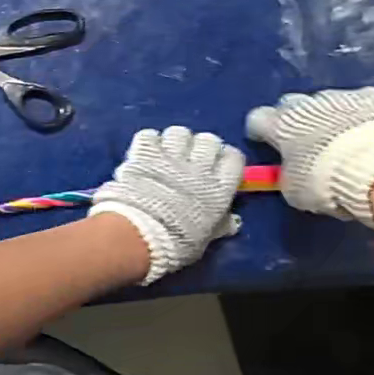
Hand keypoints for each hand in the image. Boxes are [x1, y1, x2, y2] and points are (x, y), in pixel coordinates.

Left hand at [89, 127, 244, 284]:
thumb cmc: (176, 241)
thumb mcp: (207, 236)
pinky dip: (147, 141)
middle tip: (187, 157)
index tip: (215, 163)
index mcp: (220, 188)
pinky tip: (144, 151)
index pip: (233, 158)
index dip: (224, 158)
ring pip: (179, 133)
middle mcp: (199, 168)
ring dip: (172, 140)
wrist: (140, 232)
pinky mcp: (143, 154)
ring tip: (164, 152)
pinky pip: (148, 135)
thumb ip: (220, 224)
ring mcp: (170, 158)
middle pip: (208, 140)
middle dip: (198, 145)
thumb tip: (232, 221)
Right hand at [245, 88, 373, 229]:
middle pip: (293, 105)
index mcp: (279, 124)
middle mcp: (306, 105)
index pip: (257, 120)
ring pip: (330, 102)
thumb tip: (292, 173)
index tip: (269, 144)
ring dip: (333, 116)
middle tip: (309, 142)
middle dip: (298, 120)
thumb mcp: (296, 189)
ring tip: (348, 138)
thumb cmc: (329, 181)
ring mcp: (344, 98)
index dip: (262, 132)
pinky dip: (368, 114)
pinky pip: (368, 102)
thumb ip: (288, 174)